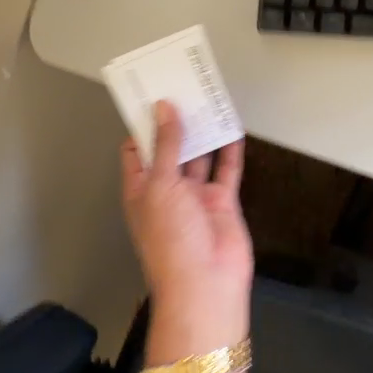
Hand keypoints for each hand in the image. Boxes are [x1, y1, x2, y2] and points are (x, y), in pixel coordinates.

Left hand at [121, 101, 253, 359]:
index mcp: (141, 189)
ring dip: (205, 133)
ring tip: (210, 100)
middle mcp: (167, 191)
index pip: (137, 150)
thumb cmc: (171, 240)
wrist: (205, 284)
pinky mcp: (222, 203)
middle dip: (177, 123)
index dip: (144, 124)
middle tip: (187, 89)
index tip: (154, 94)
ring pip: (200, 157)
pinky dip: (231, 151)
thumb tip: (164, 109)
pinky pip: (227, 171)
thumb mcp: (161, 186)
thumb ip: (167, 145)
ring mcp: (195, 198)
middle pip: (171, 150)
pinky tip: (234, 129)